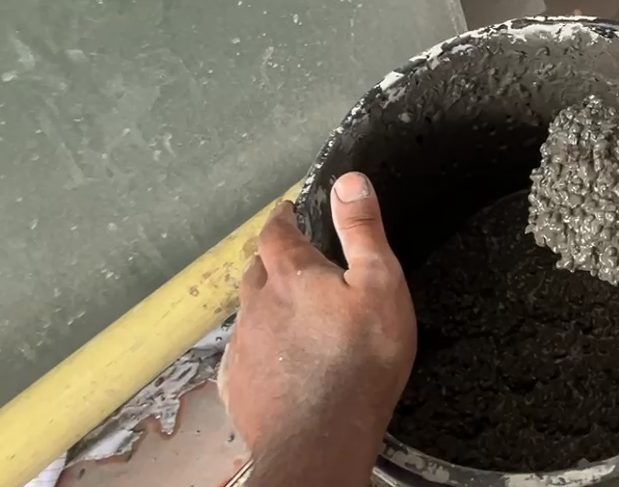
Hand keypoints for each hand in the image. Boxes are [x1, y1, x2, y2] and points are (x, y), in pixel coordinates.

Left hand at [221, 173, 415, 481]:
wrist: (323, 438)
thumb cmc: (363, 354)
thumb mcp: (379, 281)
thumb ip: (362, 229)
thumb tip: (348, 180)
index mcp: (294, 275)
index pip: (277, 233)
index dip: (282, 217)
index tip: (288, 209)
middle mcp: (259, 305)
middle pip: (258, 271)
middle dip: (274, 259)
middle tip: (297, 260)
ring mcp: (244, 347)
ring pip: (251, 311)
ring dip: (268, 301)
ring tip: (294, 310)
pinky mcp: (239, 385)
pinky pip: (246, 351)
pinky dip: (262, 342)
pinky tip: (281, 355)